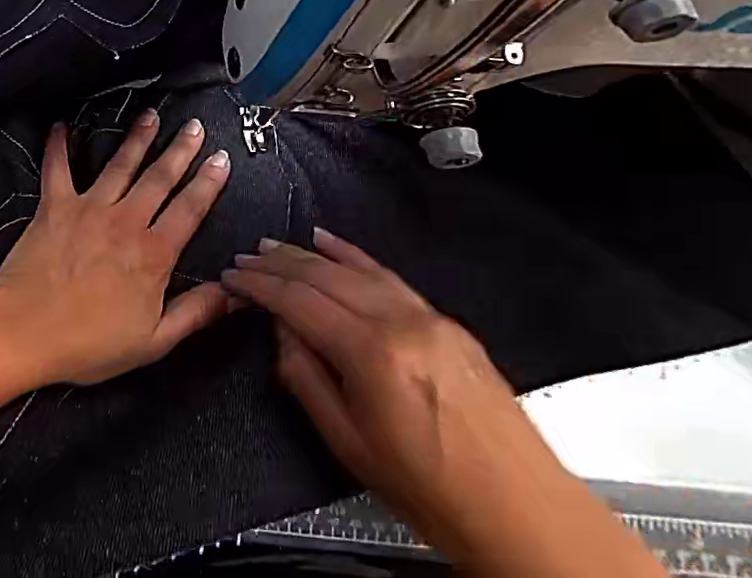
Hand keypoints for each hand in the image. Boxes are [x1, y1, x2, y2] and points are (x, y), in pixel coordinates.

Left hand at [0, 110, 234, 385]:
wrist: (24, 332)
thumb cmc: (88, 342)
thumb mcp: (153, 341)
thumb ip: (196, 313)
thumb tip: (235, 293)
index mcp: (153, 253)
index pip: (189, 209)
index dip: (209, 182)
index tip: (221, 158)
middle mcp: (126, 221)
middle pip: (160, 178)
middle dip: (180, 150)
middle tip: (194, 126)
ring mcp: (90, 209)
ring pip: (121, 166)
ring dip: (138, 139)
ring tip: (152, 116)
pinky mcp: (56, 207)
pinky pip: (58, 170)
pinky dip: (59, 147)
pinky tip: (61, 126)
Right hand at [221, 231, 553, 555]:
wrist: (516, 506)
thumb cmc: (431, 490)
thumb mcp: (348, 443)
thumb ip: (306, 377)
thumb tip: (283, 331)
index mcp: (372, 354)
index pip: (300, 301)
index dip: (260, 286)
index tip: (234, 277)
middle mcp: (400, 322)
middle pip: (325, 276)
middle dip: (279, 263)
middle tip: (248, 257)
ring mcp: (426, 315)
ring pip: (356, 268)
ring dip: (311, 254)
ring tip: (277, 245)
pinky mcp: (444, 319)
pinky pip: (389, 275)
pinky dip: (355, 256)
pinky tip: (333, 244)